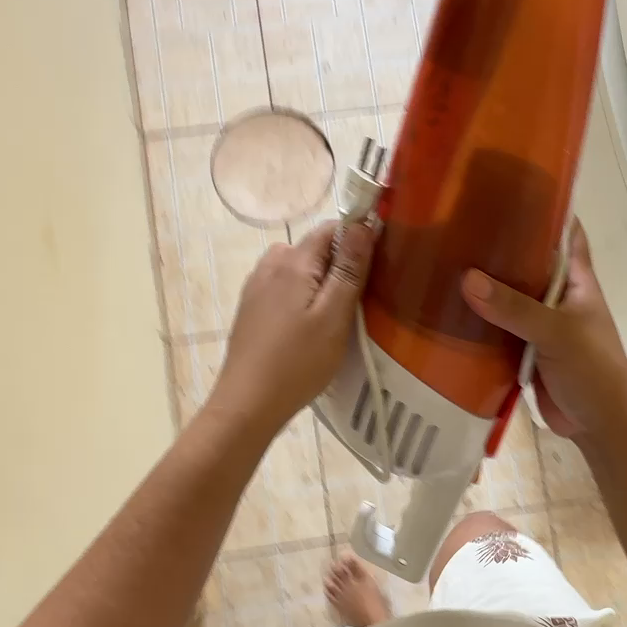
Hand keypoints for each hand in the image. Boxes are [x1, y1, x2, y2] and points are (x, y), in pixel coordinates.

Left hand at [210, 220, 375, 432]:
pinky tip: (310, 328)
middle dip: (340, 265)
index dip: (358, 239)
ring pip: (300, 270)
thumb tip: (362, 224)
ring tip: (337, 317)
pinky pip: (285, 288)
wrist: (248, 402)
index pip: (332, 228)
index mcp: (293, 261)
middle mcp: (271, 264)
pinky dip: (303, 298)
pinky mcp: (252, 308)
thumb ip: (349, 268)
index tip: (378, 268)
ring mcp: (257, 286)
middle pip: (315, 248)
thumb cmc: (298, 362)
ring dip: (321, 283)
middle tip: (362, 302)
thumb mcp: (334, 316)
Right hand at [460, 219, 626, 439]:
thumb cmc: (592, 369)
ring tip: (442, 262)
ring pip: (509, 299)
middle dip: (499, 248)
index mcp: (576, 282)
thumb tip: (467, 279)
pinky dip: (479, 324)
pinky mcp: (524, 352)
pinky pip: (498, 330)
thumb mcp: (556, 332)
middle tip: (457, 225)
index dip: (545, 210)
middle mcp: (557, 298)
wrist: (598, 424)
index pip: (565, 234)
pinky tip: (448, 313)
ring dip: (485, 288)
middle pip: (528, 265)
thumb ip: (514, 307)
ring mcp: (540, 326)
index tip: (510, 186)